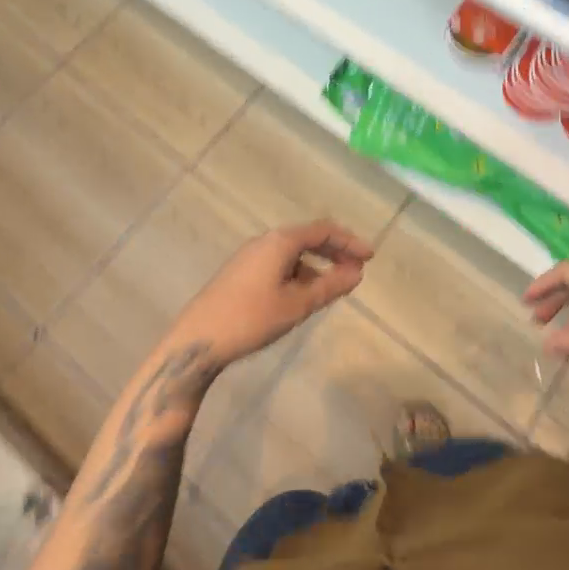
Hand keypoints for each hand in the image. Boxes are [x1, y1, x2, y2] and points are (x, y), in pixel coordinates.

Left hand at [169, 221, 373, 367]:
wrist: (197, 339)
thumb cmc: (251, 319)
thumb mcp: (297, 305)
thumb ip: (330, 287)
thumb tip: (356, 273)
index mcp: (280, 242)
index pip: (323, 230)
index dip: (349, 241)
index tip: (370, 257)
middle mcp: (265, 241)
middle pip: (308, 237)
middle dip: (335, 251)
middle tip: (357, 269)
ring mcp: (249, 256)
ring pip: (292, 252)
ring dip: (316, 264)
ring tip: (333, 286)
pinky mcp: (240, 272)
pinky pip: (278, 263)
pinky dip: (298, 272)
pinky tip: (302, 295)